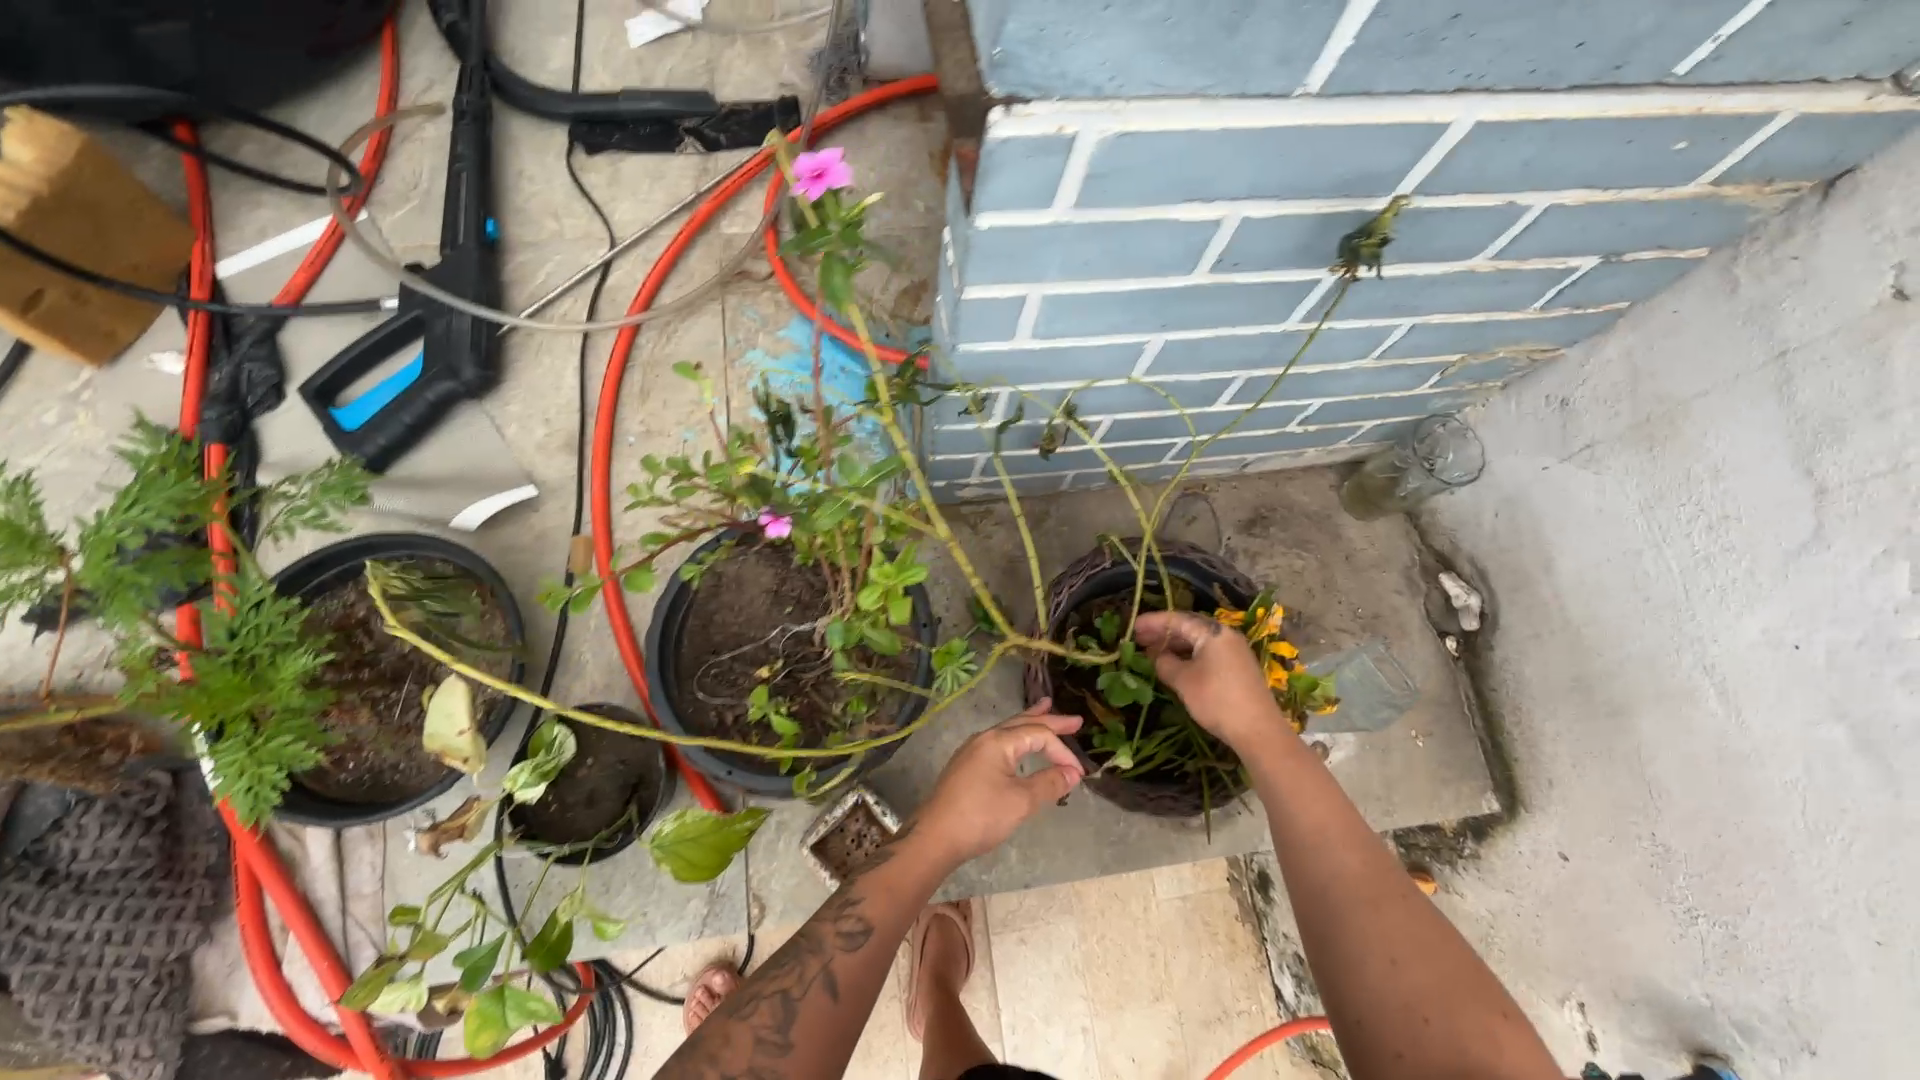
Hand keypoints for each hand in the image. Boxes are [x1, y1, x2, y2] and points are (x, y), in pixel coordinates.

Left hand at [911, 699, 1084, 865]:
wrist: (935, 837)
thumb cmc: (980, 817)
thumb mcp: (1021, 802)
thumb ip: (1049, 783)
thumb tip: (1072, 773)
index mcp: (998, 741)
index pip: (1039, 735)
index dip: (1063, 752)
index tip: (1078, 775)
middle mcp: (984, 738)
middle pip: (1022, 723)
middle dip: (1049, 720)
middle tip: (1075, 720)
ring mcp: (972, 751)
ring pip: (1008, 730)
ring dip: (1030, 723)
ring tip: (1046, 710)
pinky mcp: (967, 765)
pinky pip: (998, 742)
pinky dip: (1016, 737)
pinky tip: (1019, 743)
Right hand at [1133, 610, 1288, 752]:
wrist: (1258, 729)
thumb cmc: (1217, 700)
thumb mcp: (1183, 681)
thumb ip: (1165, 663)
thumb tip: (1156, 656)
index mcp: (1213, 632)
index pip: (1178, 619)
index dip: (1153, 622)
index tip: (1132, 626)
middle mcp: (1226, 636)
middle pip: (1189, 628)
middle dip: (1163, 633)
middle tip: (1138, 639)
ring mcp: (1234, 652)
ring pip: (1198, 642)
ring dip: (1175, 646)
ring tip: (1152, 653)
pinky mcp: (1237, 668)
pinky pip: (1207, 654)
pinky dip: (1188, 656)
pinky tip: (1174, 666)